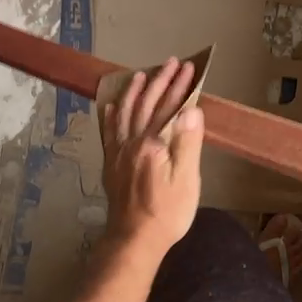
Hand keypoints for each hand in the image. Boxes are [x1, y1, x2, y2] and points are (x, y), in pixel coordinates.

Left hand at [101, 58, 203, 259]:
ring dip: (134, 91)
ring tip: (140, 74)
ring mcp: (119, 153)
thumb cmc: (167, 213)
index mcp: (154, 144)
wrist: (135, 239)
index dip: (181, 86)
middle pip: (147, 104)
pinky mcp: (112, 165)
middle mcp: (133, 142)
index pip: (170, 107)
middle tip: (172, 63)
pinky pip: (109, 132)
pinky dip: (110, 115)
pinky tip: (110, 106)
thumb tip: (192, 109)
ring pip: (124, 113)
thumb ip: (187, 142)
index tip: (191, 68)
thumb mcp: (186, 180)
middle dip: (160, 81)